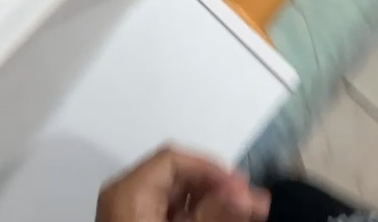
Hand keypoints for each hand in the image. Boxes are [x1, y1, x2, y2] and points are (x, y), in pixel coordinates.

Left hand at [96, 147, 270, 221]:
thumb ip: (216, 216)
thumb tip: (250, 195)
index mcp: (128, 190)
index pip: (172, 160)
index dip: (210, 168)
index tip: (243, 185)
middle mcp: (126, 196)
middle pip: (175, 178)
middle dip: (214, 187)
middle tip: (251, 201)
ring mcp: (131, 215)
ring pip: (176, 198)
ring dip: (210, 204)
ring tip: (245, 213)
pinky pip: (170, 215)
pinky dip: (196, 217)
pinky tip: (223, 221)